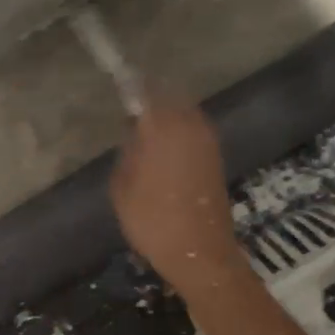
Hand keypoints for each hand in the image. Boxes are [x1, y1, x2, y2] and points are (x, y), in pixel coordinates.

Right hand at [110, 99, 246, 297]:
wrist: (199, 252)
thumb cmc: (153, 222)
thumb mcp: (122, 190)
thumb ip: (127, 155)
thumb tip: (134, 136)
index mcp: (163, 129)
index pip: (147, 92)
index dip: (133, 84)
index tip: (119, 81)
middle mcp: (190, 127)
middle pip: (171, 96)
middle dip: (152, 95)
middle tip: (132, 104)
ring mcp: (207, 141)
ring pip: (185, 111)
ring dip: (168, 112)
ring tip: (145, 125)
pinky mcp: (215, 157)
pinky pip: (193, 129)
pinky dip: (179, 129)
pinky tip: (163, 145)